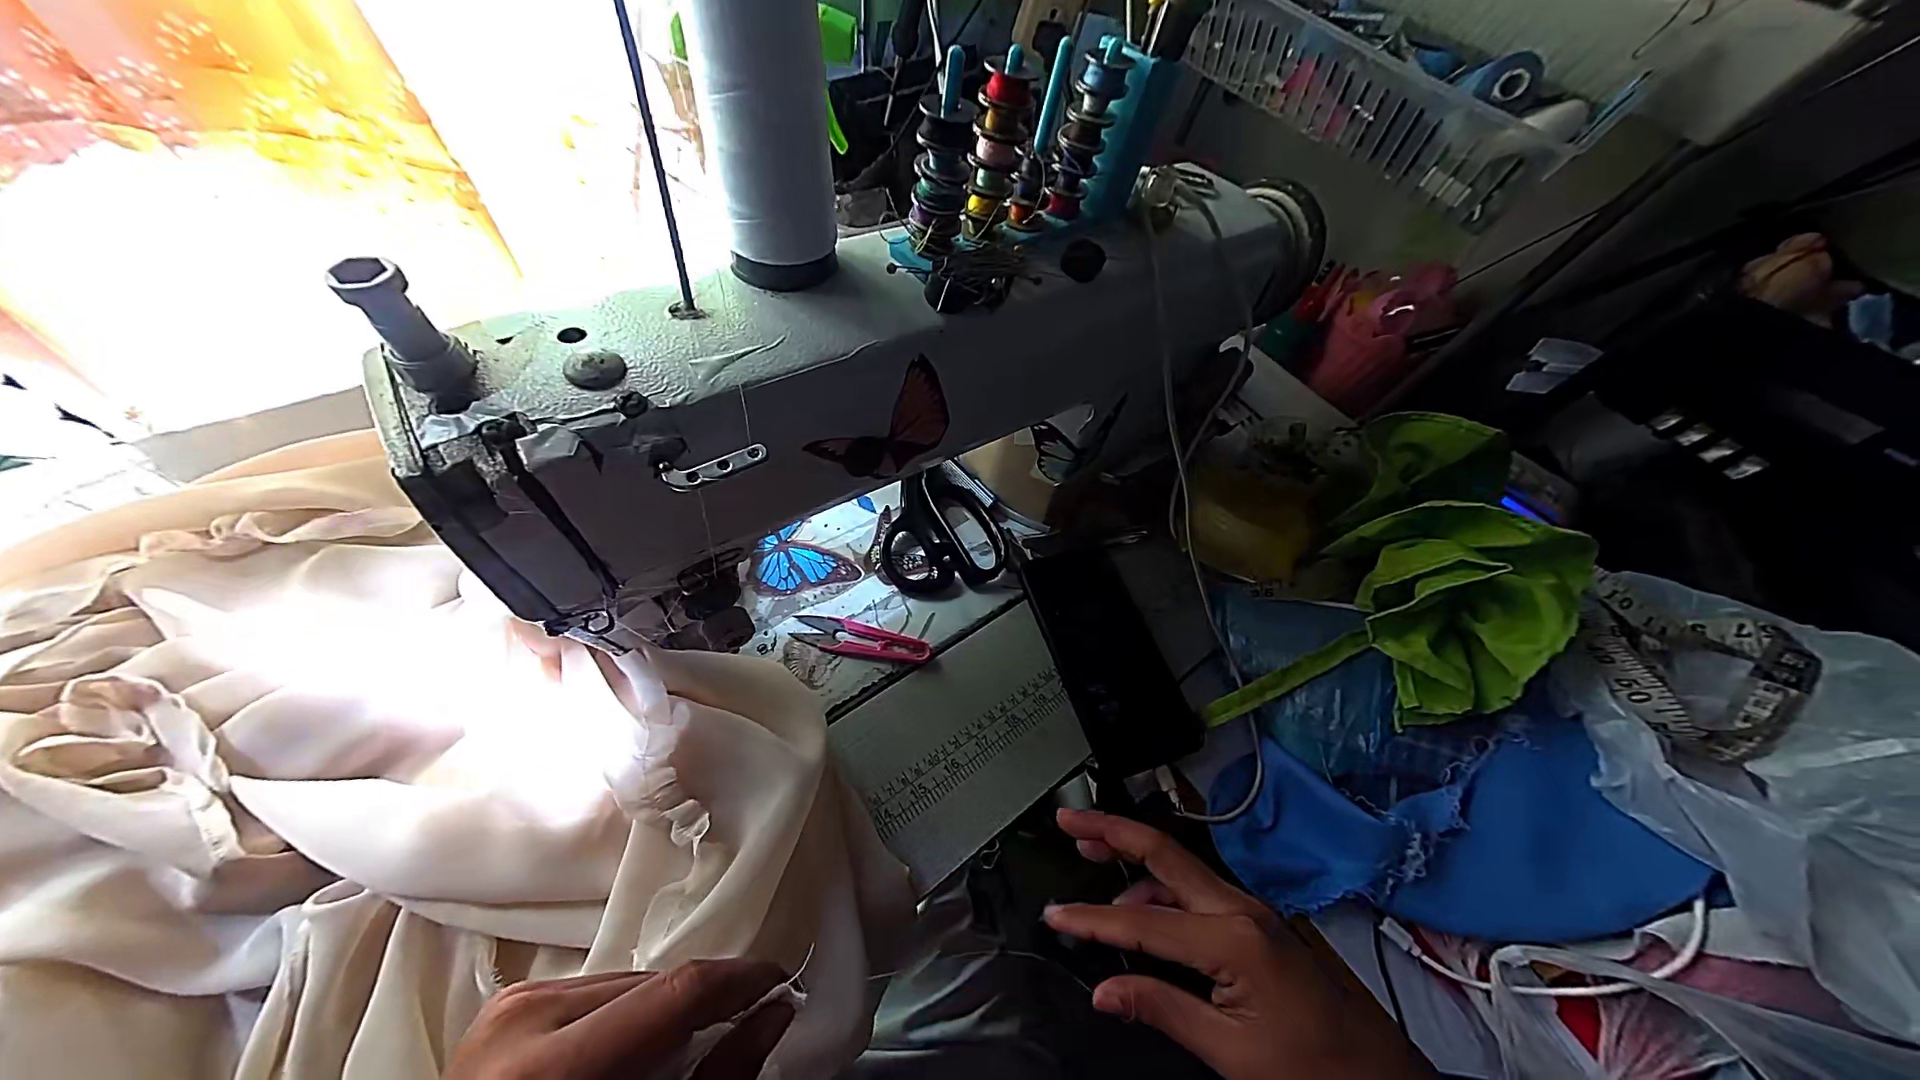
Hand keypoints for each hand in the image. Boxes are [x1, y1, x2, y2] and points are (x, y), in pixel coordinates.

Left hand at [444, 959, 792, 1079]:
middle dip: (700, 1005)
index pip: (675, 992)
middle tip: (729, 1034)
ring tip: (658, 1060)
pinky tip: (618, 1054)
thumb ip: (718, 1078)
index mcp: (552, 1072)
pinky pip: (595, 990)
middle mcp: (524, 1022)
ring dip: (660, 1011)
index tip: (778, 981)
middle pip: (655, 984)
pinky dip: (622, 1014)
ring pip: (629, 982)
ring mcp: (508, 1008)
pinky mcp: (503, 1005)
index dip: (739, 981)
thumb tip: (773, 1012)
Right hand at [1044, 809, 1427, 1079]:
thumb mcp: (1232, 1052)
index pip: (1141, 921)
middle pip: (1162, 851)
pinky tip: (1141, 908)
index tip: (1056, 917)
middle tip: (1069, 819)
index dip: (1090, 919)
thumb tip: (1104, 992)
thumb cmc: (1315, 1069)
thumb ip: (1162, 1009)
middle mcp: (1239, 908)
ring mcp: (1249, 909)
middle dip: (1111, 830)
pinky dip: (1158, 886)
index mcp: (1232, 938)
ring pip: (1177, 865)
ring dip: (1131, 855)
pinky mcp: (1254, 921)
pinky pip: (1195, 889)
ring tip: (1092, 855)